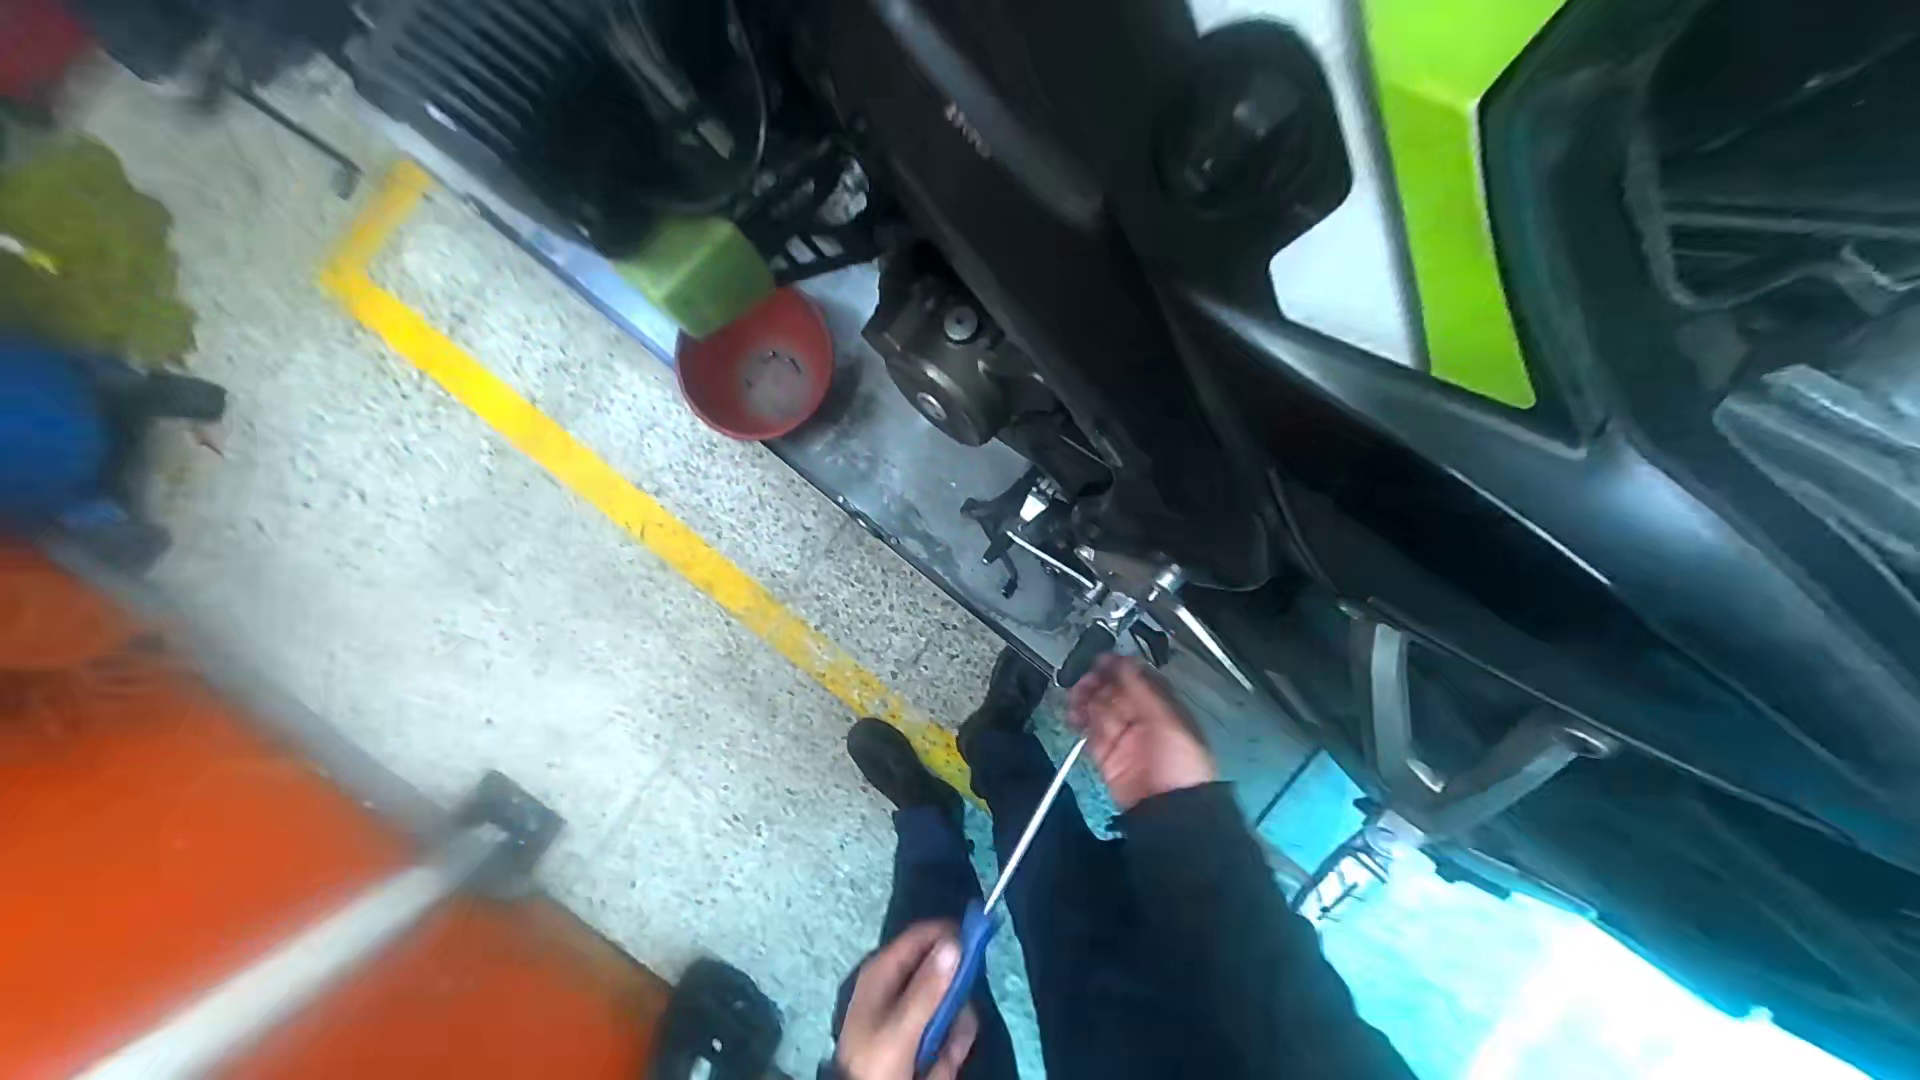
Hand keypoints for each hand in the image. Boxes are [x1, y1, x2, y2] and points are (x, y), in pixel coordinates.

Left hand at [835, 921, 978, 1079]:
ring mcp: (909, 1012)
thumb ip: (928, 987)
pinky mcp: (919, 1037)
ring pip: (948, 1004)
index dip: (949, 934)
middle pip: (940, 970)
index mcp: (883, 970)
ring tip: (942, 1057)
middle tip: (956, 1020)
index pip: (921, 935)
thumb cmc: (875, 1066)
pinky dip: (948, 1050)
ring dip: (953, 1030)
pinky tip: (937, 1071)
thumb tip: (955, 943)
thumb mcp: (901, 1028)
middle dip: (954, 998)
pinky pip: (946, 1032)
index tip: (977, 947)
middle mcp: (897, 984)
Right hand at [1067, 653, 1216, 809]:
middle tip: (1086, 678)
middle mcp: (1141, 720)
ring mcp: (1123, 737)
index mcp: (1162, 708)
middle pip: (1114, 692)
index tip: (1102, 659)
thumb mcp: (1167, 722)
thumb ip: (1144, 691)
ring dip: (1085, 699)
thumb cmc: (1180, 765)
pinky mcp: (1107, 755)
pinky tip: (1073, 715)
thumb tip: (1127, 662)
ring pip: (1098, 709)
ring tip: (1076, 696)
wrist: (1169, 811)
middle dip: (1098, 682)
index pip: (1137, 680)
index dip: (1119, 668)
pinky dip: (1079, 721)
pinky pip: (1089, 732)